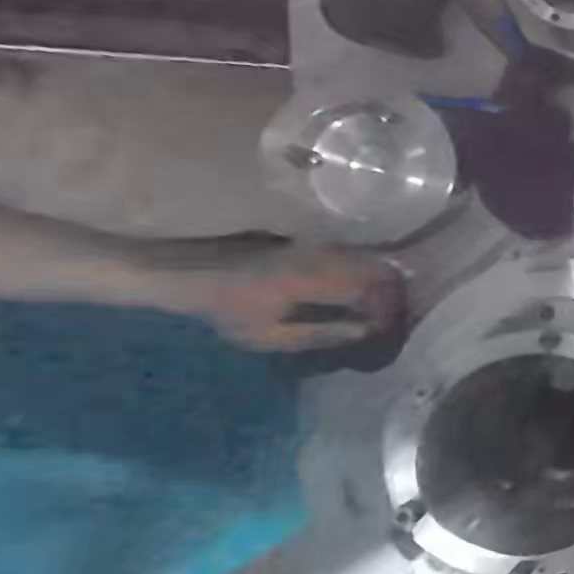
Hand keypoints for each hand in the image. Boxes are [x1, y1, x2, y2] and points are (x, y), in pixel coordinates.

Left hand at [193, 251, 404, 351]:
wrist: (182, 270)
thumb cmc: (224, 308)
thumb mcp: (269, 335)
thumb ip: (321, 334)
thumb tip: (364, 331)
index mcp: (316, 280)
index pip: (371, 291)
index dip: (388, 310)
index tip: (390, 327)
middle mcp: (324, 256)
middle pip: (378, 270)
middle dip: (391, 293)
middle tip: (392, 314)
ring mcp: (319, 244)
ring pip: (368, 259)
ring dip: (379, 280)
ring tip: (379, 302)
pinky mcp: (312, 239)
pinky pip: (352, 254)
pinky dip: (363, 270)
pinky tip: (358, 286)